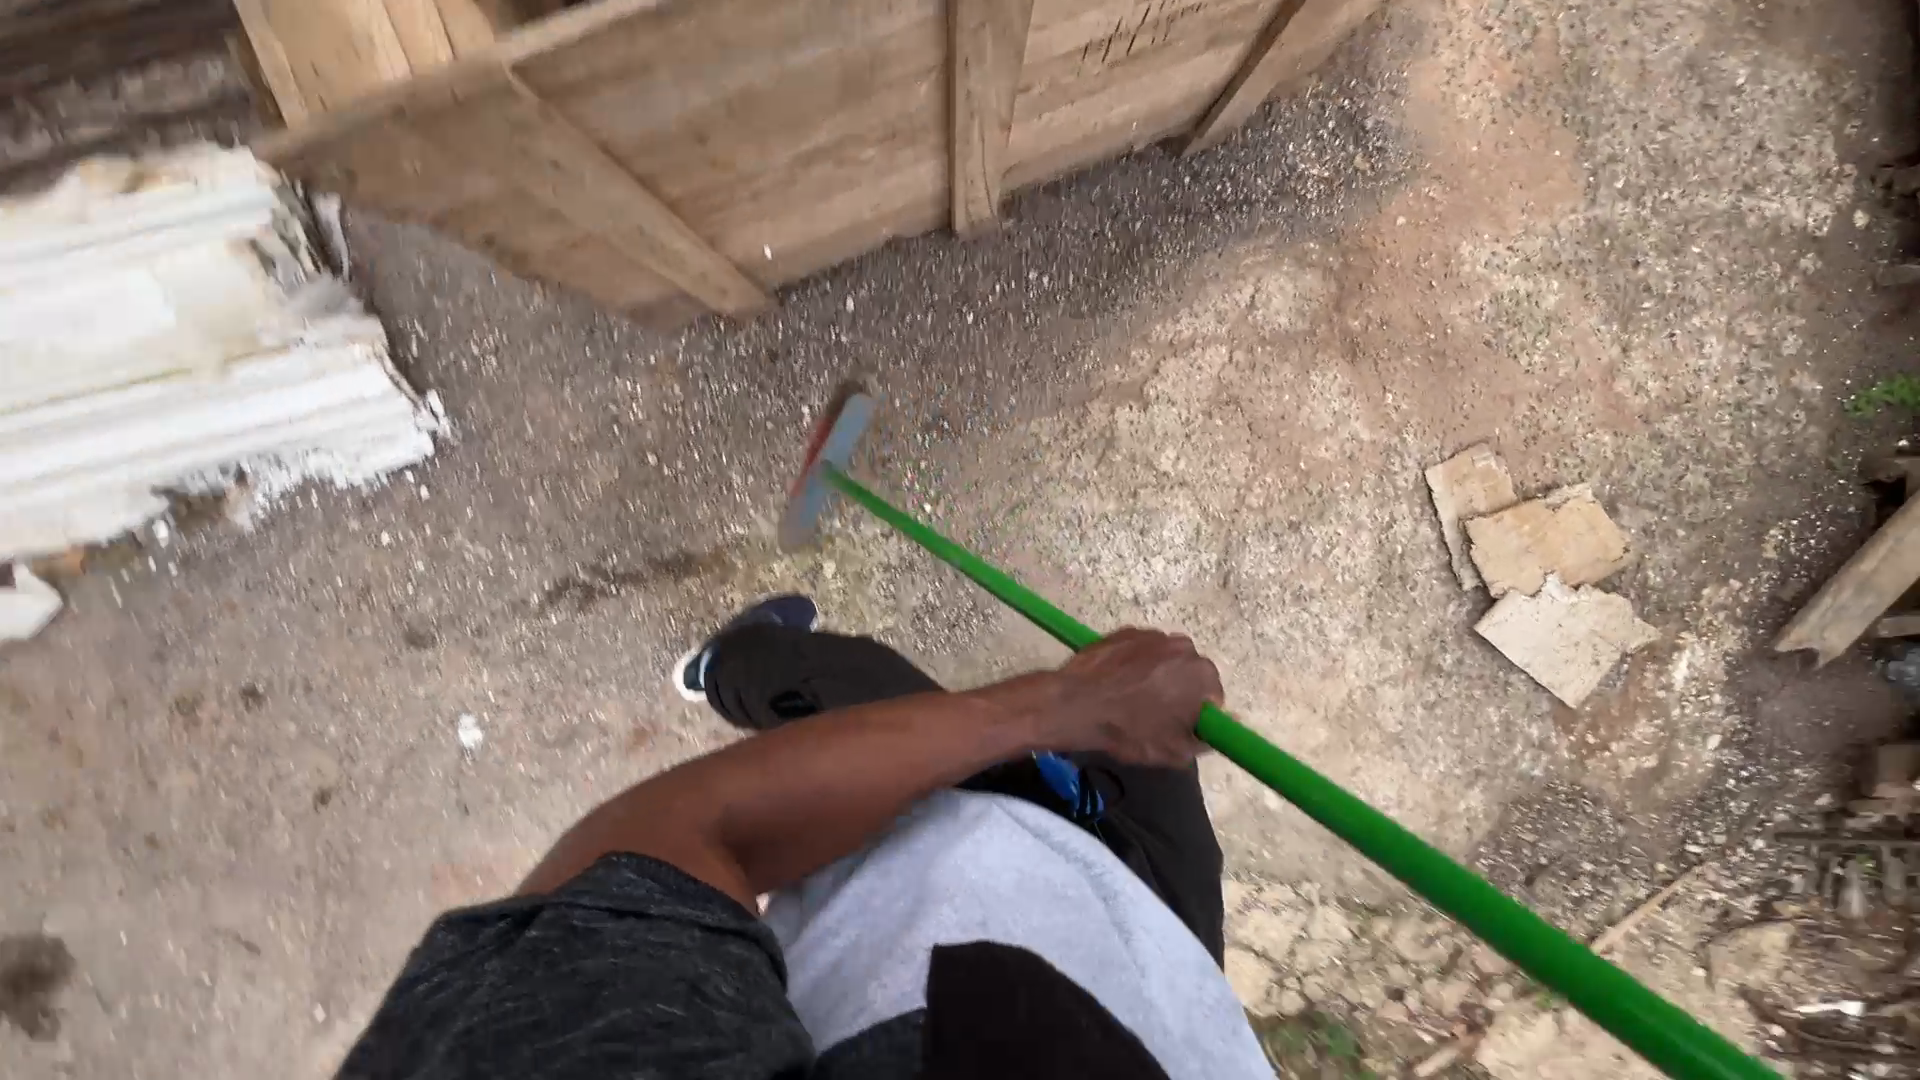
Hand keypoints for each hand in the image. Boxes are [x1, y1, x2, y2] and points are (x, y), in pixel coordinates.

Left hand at [1044, 628, 1223, 765]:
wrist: (1076, 703)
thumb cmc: (1129, 729)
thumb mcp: (1174, 752)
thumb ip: (1204, 742)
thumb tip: (1216, 732)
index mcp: (1202, 673)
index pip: (1211, 696)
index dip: (1197, 714)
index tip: (1178, 725)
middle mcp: (1182, 646)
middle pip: (1189, 672)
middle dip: (1178, 689)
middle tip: (1154, 712)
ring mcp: (1151, 635)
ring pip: (1164, 659)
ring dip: (1156, 673)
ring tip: (1131, 695)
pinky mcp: (1124, 631)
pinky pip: (1139, 650)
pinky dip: (1133, 662)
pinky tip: (1116, 680)